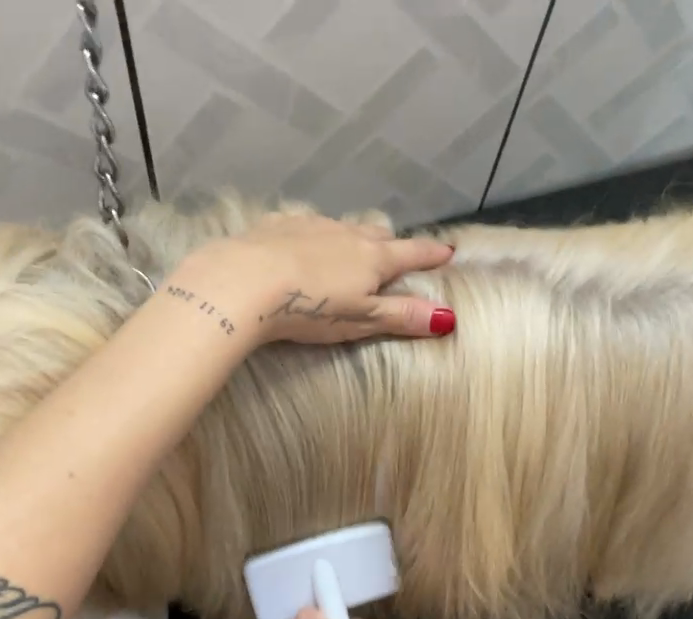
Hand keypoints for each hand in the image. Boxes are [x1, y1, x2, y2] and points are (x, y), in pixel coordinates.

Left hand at [164, 213, 454, 347]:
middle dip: (390, 245)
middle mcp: (346, 233)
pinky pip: (302, 225)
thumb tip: (449, 317)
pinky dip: (311, 235)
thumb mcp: (361, 320)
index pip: (412, 254)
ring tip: (348, 251)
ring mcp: (309, 225)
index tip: (448, 251)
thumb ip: (402, 317)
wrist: (243, 282)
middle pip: (377, 235)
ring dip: (350, 238)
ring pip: (340, 227)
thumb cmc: (309, 309)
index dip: (431, 255)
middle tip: (395, 255)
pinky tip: (300, 244)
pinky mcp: (275, 225)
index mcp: (372, 258)